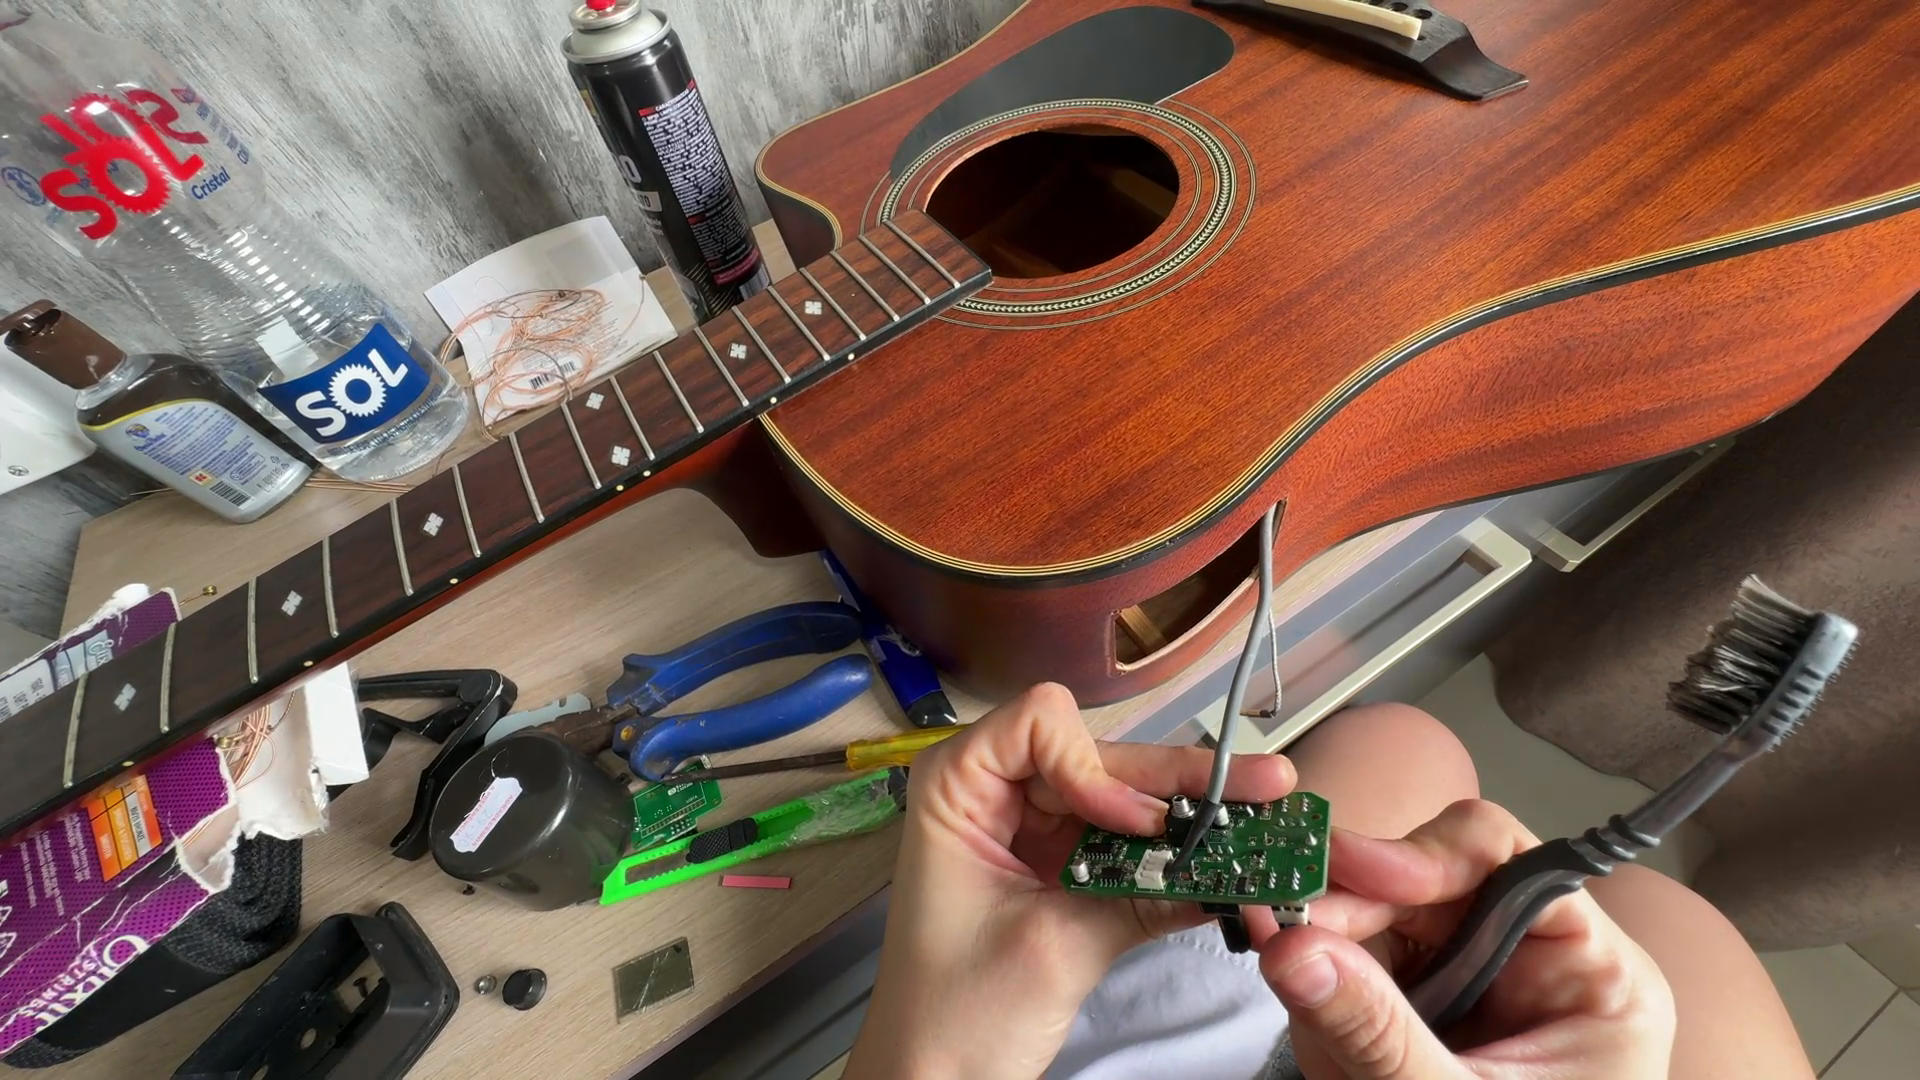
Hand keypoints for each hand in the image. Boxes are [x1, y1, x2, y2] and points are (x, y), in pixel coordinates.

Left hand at [845, 683, 1295, 1079]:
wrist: (936, 1074)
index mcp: (957, 781)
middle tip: (1261, 781)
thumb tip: (1230, 865)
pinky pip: (1117, 832)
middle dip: (1170, 776)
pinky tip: (1224, 845)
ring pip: (1116, 788)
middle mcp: (993, 783)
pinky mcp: (1054, 852)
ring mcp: (1028, 818)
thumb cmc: (959, 1010)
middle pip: (1092, 753)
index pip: (1038, 722)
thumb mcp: (1053, 945)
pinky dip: (1167, 843)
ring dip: (1182, 805)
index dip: (1091, 763)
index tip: (1131, 823)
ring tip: (1259, 807)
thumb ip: (1139, 896)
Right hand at [1262, 800, 1675, 1078]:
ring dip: (1323, 942)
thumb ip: (1379, 1036)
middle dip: (1349, 905)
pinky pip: (1344, 943)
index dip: (1421, 852)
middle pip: (1414, 872)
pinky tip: (1313, 1016)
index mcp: (1587, 970)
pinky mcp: (1407, 982)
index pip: (1500, 854)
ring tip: (1301, 1001)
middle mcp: (1518, 947)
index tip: (1346, 872)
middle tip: (1280, 932)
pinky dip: (1316, 971)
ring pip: (1366, 902)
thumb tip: (1288, 947)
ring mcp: (1456, 961)